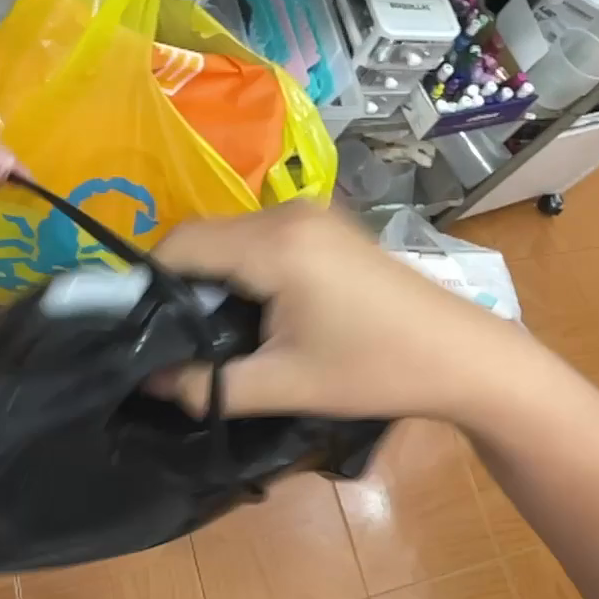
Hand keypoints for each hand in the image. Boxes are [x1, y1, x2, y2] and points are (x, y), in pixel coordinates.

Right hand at [150, 202, 508, 418]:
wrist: (463, 354)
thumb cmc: (376, 370)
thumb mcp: (286, 384)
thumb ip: (209, 385)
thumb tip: (148, 382)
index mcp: (275, 244)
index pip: (180, 244)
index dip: (147, 283)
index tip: (136, 328)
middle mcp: (287, 213)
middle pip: (203, 235)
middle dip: (177, 282)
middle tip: (169, 337)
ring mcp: (310, 214)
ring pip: (229, 236)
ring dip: (210, 275)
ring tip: (207, 328)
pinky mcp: (325, 225)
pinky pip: (258, 237)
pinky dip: (239, 267)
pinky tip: (249, 308)